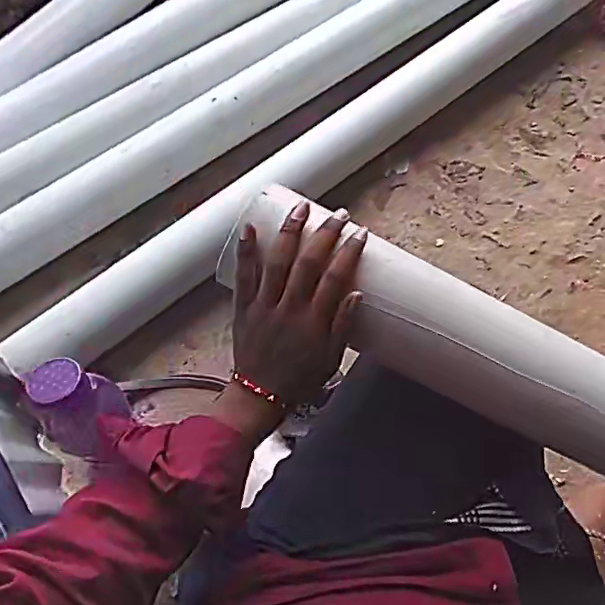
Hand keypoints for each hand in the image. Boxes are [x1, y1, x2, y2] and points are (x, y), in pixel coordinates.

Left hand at [213, 200, 363, 443]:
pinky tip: (251, 228)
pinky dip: (247, 251)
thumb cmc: (299, 380)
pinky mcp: (244, 308)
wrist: (259, 396)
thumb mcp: (330, 359)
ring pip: (276, 261)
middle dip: (325, 234)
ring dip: (290, 231)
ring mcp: (263, 306)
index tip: (360, 234)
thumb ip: (342, 326)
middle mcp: (289, 309)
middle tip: (339, 215)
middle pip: (308, 263)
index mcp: (313, 323)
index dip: (349, 253)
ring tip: (301, 207)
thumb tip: (356, 293)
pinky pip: (244, 275)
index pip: (335, 278)